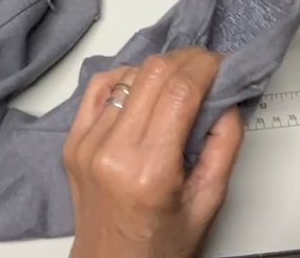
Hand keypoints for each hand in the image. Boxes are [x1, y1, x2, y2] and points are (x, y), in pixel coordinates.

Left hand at [63, 46, 244, 257]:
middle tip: (207, 68)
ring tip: (179, 85)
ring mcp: (86, 143)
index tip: (222, 64)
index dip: (206, 66)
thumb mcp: (209, 201)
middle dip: (188, 60)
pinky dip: (127, 77)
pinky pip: (101, 85)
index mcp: (148, 172)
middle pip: (154, 72)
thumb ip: (226, 142)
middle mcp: (111, 151)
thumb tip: (227, 93)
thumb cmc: (159, 246)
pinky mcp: (72, 139)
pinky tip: (144, 88)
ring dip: (161, 69)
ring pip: (130, 73)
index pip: (180, 90)